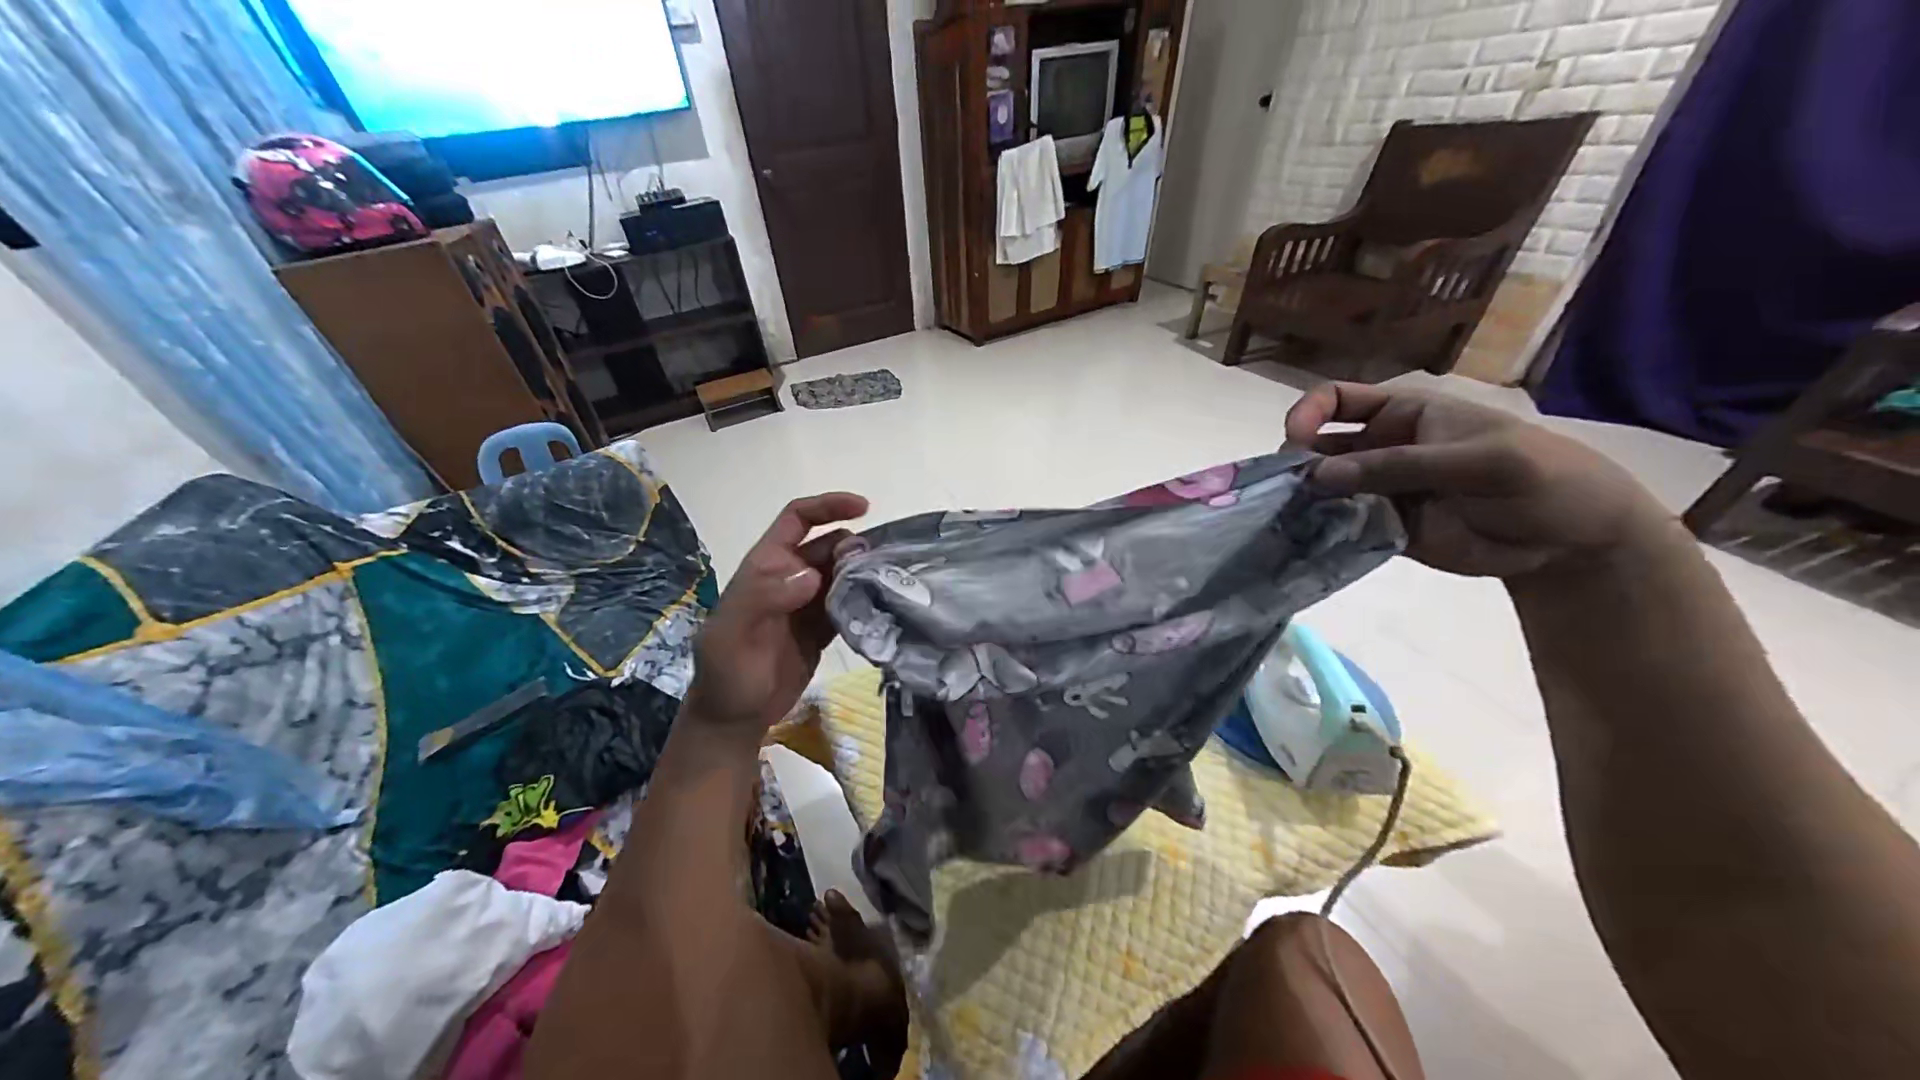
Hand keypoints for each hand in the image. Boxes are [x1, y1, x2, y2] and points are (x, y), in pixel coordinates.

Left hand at [683, 492, 868, 733]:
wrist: (734, 718)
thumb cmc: (726, 673)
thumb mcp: (731, 634)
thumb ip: (764, 598)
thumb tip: (811, 575)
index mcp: (765, 567)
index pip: (797, 520)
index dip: (827, 506)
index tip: (864, 508)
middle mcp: (790, 578)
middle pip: (830, 546)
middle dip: (856, 547)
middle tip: (881, 565)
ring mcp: (808, 604)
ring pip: (843, 574)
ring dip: (865, 573)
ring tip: (891, 583)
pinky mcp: (823, 629)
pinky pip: (850, 604)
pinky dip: (866, 602)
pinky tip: (884, 607)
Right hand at [1285, 382, 1669, 578]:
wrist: (1575, 539)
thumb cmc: (1540, 478)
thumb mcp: (1478, 462)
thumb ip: (1398, 466)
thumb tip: (1318, 477)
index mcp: (1402, 414)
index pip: (1336, 400)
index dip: (1308, 413)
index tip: (1294, 439)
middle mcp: (1380, 448)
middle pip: (1318, 447)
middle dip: (1298, 463)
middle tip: (1289, 489)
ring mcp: (1379, 489)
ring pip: (1324, 489)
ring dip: (1305, 500)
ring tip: (1292, 518)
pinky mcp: (1382, 527)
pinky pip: (1340, 525)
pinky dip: (1323, 531)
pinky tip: (1313, 540)